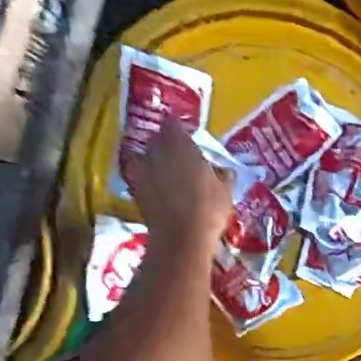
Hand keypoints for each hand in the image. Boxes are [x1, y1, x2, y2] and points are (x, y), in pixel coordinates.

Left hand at [125, 118, 231, 251]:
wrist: (182, 238)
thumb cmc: (208, 209)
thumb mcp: (226, 191)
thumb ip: (224, 175)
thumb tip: (225, 170)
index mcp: (180, 143)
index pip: (174, 122)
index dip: (180, 129)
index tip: (189, 139)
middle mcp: (156, 150)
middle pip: (157, 138)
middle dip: (166, 145)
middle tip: (179, 158)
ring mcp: (142, 169)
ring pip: (143, 156)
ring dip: (152, 161)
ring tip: (164, 173)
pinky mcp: (134, 189)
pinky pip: (137, 177)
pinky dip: (143, 179)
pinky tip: (153, 188)